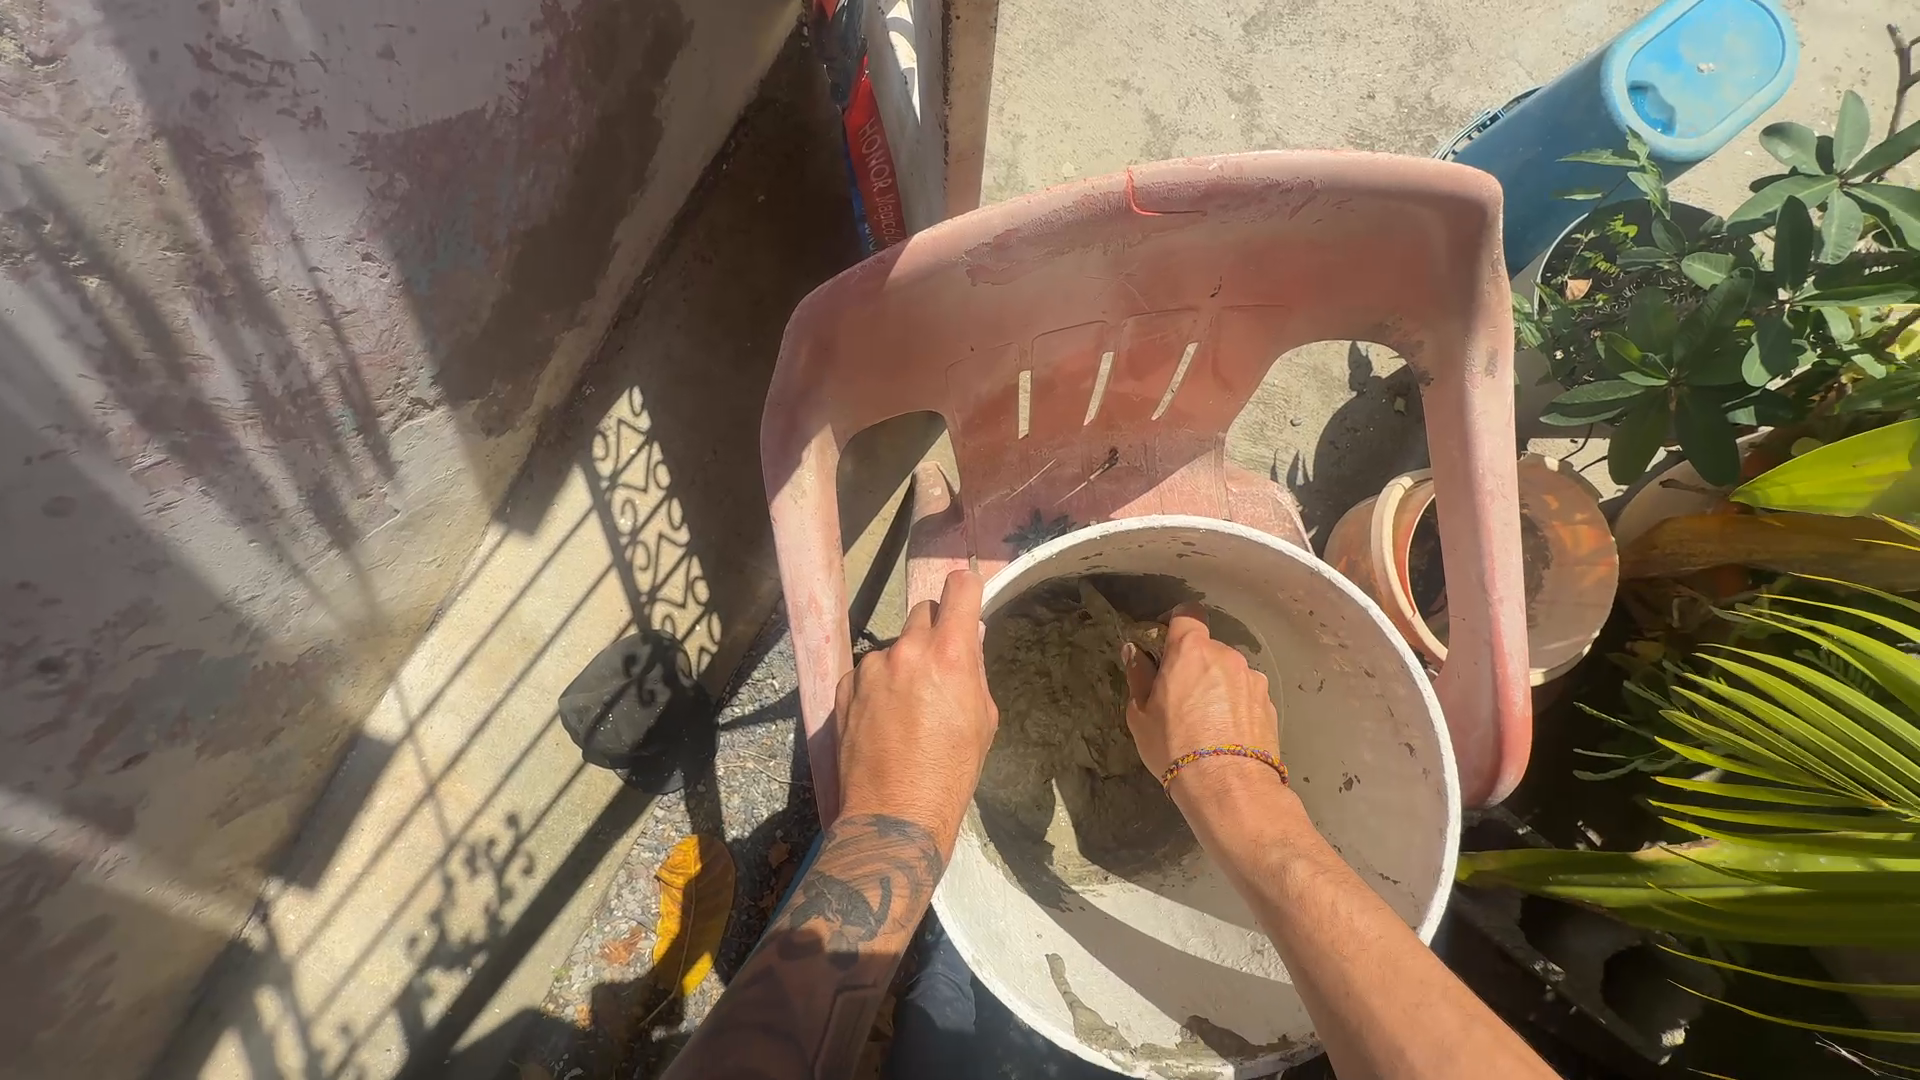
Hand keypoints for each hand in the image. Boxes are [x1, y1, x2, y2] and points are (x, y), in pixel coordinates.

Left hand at [834, 569, 999, 853]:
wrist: (895, 814)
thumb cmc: (952, 771)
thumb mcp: (983, 718)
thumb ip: (974, 669)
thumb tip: (968, 639)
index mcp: (949, 654)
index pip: (959, 589)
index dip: (966, 589)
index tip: (966, 595)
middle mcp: (907, 650)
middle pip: (924, 612)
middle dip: (935, 630)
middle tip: (939, 663)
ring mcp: (871, 667)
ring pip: (894, 645)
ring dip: (904, 661)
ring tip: (907, 705)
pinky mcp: (845, 686)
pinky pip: (868, 670)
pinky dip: (878, 683)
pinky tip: (883, 717)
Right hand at [1123, 605, 1279, 786]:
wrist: (1228, 787)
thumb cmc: (1174, 745)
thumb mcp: (1140, 713)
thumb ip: (1139, 675)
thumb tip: (1134, 652)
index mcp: (1190, 650)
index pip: (1187, 614)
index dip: (1175, 624)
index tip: (1165, 644)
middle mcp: (1226, 656)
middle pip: (1207, 648)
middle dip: (1194, 664)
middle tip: (1179, 694)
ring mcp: (1252, 679)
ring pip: (1228, 672)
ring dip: (1216, 685)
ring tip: (1206, 720)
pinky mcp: (1269, 704)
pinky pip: (1245, 694)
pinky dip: (1235, 705)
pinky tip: (1225, 733)